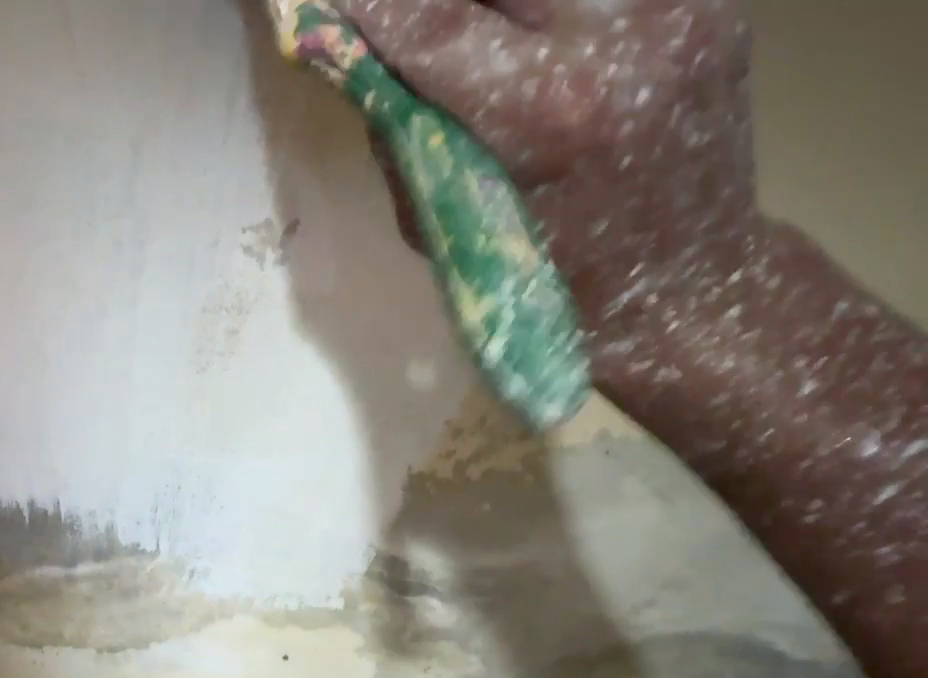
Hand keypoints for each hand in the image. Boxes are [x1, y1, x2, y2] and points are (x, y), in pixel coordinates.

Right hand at [336, 0, 760, 397]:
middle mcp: (623, 38)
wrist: (677, 282)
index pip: (435, 25)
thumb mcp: (441, 222)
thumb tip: (362, 60)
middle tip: (393, 13)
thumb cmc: (538, 280)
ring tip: (460, 23)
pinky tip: (518, 27)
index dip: (374, 3)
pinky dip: (540, 5)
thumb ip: (405, 134)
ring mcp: (684, 5)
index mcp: (548, 113)